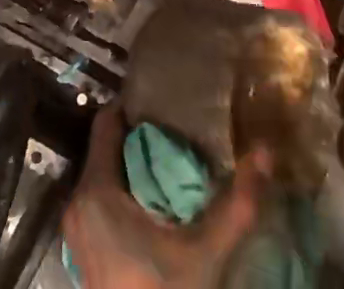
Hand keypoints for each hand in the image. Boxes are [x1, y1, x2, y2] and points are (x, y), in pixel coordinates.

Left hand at [62, 106, 267, 288]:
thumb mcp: (208, 251)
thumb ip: (239, 200)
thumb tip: (265, 148)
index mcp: (96, 194)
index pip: (107, 124)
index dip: (136, 103)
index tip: (170, 92)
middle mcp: (78, 204)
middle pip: (109, 146)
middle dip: (146, 130)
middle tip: (187, 120)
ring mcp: (77, 229)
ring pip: (107, 171)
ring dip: (140, 159)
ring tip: (182, 147)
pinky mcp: (86, 247)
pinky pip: (105, 196)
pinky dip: (131, 185)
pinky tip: (166, 191)